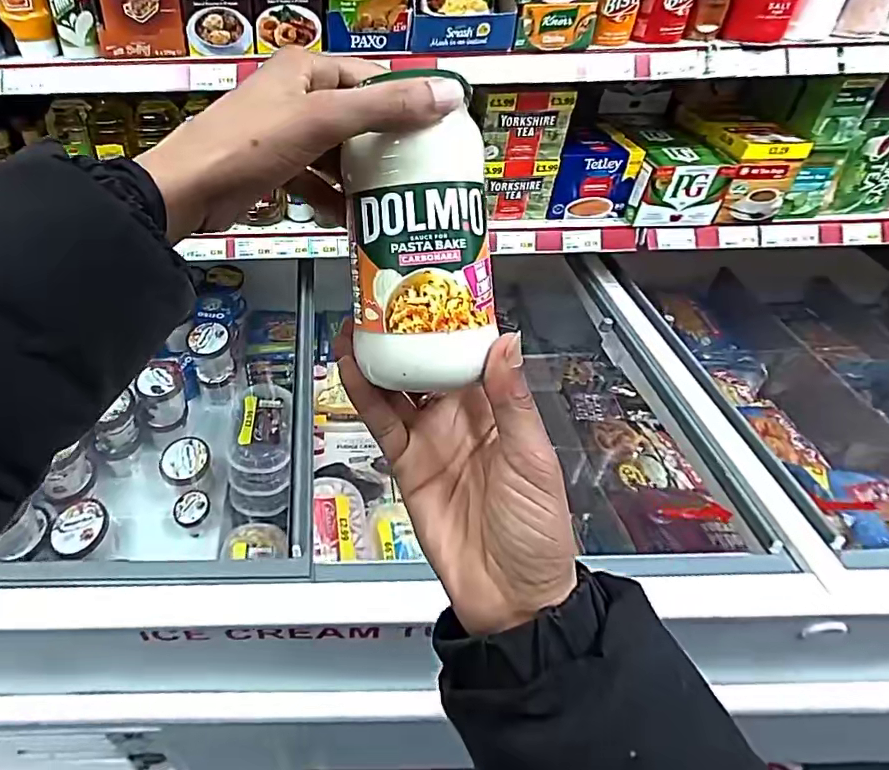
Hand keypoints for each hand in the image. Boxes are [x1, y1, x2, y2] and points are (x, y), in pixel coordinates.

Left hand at [134, 49, 465, 240]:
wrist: (187, 193)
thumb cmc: (246, 145)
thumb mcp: (321, 120)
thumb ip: (385, 107)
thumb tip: (448, 93)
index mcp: (305, 69)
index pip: (371, 77)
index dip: (405, 101)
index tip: (436, 130)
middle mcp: (295, 94)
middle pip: (356, 116)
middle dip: (384, 144)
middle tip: (418, 168)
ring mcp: (283, 132)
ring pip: (337, 150)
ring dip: (359, 174)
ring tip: (391, 195)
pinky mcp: (274, 166)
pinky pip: (315, 177)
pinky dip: (332, 194)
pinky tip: (350, 214)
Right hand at [337, 327, 578, 635]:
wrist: (509, 595)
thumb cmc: (537, 530)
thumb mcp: (532, 460)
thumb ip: (511, 402)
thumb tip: (504, 343)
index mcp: (495, 408)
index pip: (468, 354)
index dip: (450, 324)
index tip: (434, 292)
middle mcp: (458, 416)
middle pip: (426, 364)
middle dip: (405, 335)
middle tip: (384, 303)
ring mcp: (429, 436)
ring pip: (396, 387)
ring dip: (377, 358)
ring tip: (358, 328)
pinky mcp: (405, 461)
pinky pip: (381, 421)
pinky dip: (364, 395)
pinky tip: (351, 371)